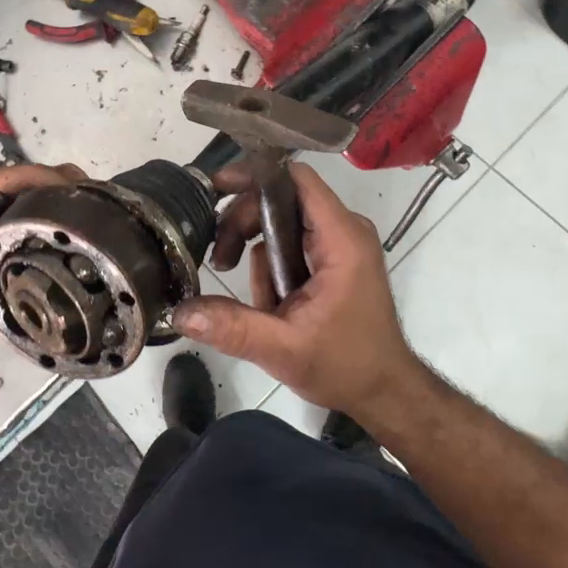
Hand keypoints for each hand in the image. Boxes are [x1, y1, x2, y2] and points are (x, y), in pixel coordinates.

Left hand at [0, 163, 84, 356]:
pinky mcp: (32, 246)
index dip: (56, 182)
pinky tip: (94, 241)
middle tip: (100, 211)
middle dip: (73, 196)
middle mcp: (7, 200)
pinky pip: (57, 233)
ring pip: (56, 208)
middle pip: (48, 186)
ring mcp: (21, 222)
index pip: (28, 174)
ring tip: (102, 226)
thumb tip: (61, 230)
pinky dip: (74, 235)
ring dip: (77, 215)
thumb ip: (14, 234)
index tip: (84, 197)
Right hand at [173, 162, 420, 414]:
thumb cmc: (346, 368)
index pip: (296, 179)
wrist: (385, 391)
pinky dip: (271, 263)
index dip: (254, 176)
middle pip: (282, 198)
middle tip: (219, 259)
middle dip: (244, 222)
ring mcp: (341, 243)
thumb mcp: (285, 351)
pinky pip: (291, 241)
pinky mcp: (334, 258)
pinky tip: (271, 302)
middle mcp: (344, 230)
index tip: (215, 189)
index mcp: (342, 240)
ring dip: (255, 247)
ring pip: (283, 220)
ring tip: (251, 293)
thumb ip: (235, 328)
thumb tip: (181, 312)